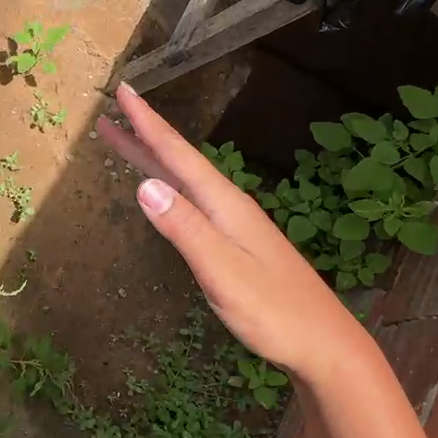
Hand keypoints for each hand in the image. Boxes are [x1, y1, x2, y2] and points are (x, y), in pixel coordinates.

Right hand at [97, 83, 367, 378]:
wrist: (325, 346)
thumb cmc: (274, 313)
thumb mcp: (224, 272)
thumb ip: (185, 228)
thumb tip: (143, 185)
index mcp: (225, 204)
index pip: (179, 156)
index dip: (149, 124)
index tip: (124, 91)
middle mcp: (228, 205)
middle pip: (178, 161)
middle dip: (144, 134)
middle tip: (113, 109)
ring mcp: (233, 223)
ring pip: (183, 180)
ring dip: (152, 157)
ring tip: (123, 140)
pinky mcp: (234, 242)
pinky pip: (190, 199)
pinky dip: (167, 184)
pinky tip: (161, 189)